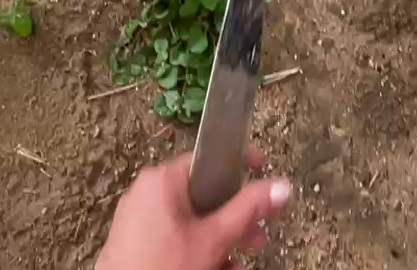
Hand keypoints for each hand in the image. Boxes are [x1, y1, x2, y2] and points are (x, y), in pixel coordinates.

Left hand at [95, 147, 291, 269]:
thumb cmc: (164, 267)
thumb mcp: (213, 240)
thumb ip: (248, 210)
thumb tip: (283, 187)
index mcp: (163, 178)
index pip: (210, 157)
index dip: (240, 163)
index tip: (264, 168)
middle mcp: (147, 191)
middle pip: (204, 194)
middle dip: (235, 218)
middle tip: (259, 238)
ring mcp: (138, 219)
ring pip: (191, 220)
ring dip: (220, 240)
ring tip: (239, 266)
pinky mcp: (133, 244)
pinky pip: (173, 236)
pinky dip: (196, 250)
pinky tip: (217, 268)